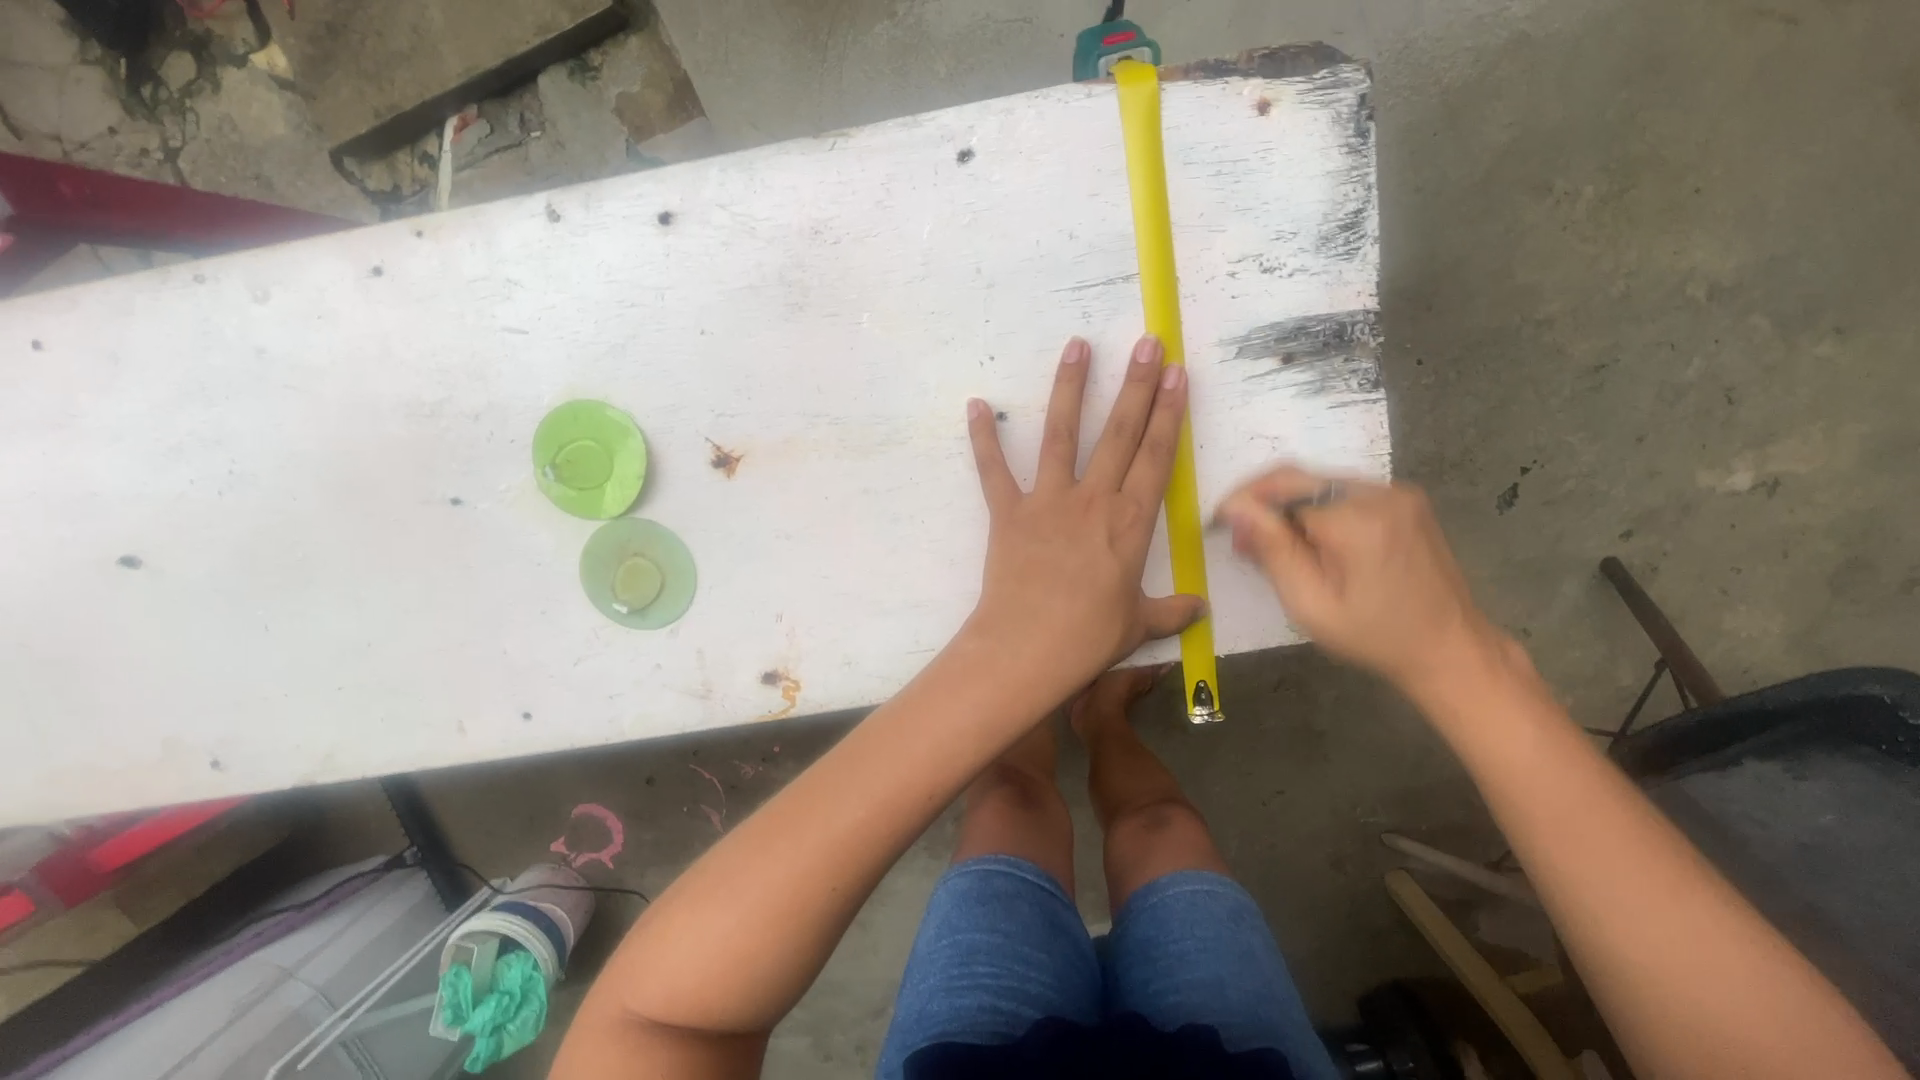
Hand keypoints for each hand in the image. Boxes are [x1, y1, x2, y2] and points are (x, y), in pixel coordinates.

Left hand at [964, 336, 1205, 688]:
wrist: (1026, 649)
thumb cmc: (1088, 638)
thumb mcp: (1139, 624)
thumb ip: (1171, 611)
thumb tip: (1200, 608)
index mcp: (1130, 523)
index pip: (1157, 457)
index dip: (1170, 413)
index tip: (1179, 374)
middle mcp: (1092, 500)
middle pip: (1120, 433)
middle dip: (1137, 384)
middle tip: (1147, 343)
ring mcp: (1047, 502)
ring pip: (1062, 434)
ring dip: (1070, 388)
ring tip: (1077, 346)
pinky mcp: (1007, 513)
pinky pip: (993, 470)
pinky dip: (983, 439)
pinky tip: (976, 405)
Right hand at [1216, 466, 1508, 694]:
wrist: (1450, 648)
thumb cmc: (1374, 637)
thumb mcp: (1310, 603)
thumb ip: (1272, 550)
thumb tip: (1235, 507)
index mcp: (1356, 520)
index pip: (1282, 489)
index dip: (1245, 504)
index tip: (1219, 522)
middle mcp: (1380, 493)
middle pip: (1302, 480)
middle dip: (1265, 504)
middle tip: (1242, 540)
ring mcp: (1399, 493)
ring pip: (1322, 485)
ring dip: (1291, 507)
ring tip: (1275, 547)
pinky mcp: (1407, 500)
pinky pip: (1347, 493)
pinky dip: (1320, 510)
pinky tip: (1313, 543)